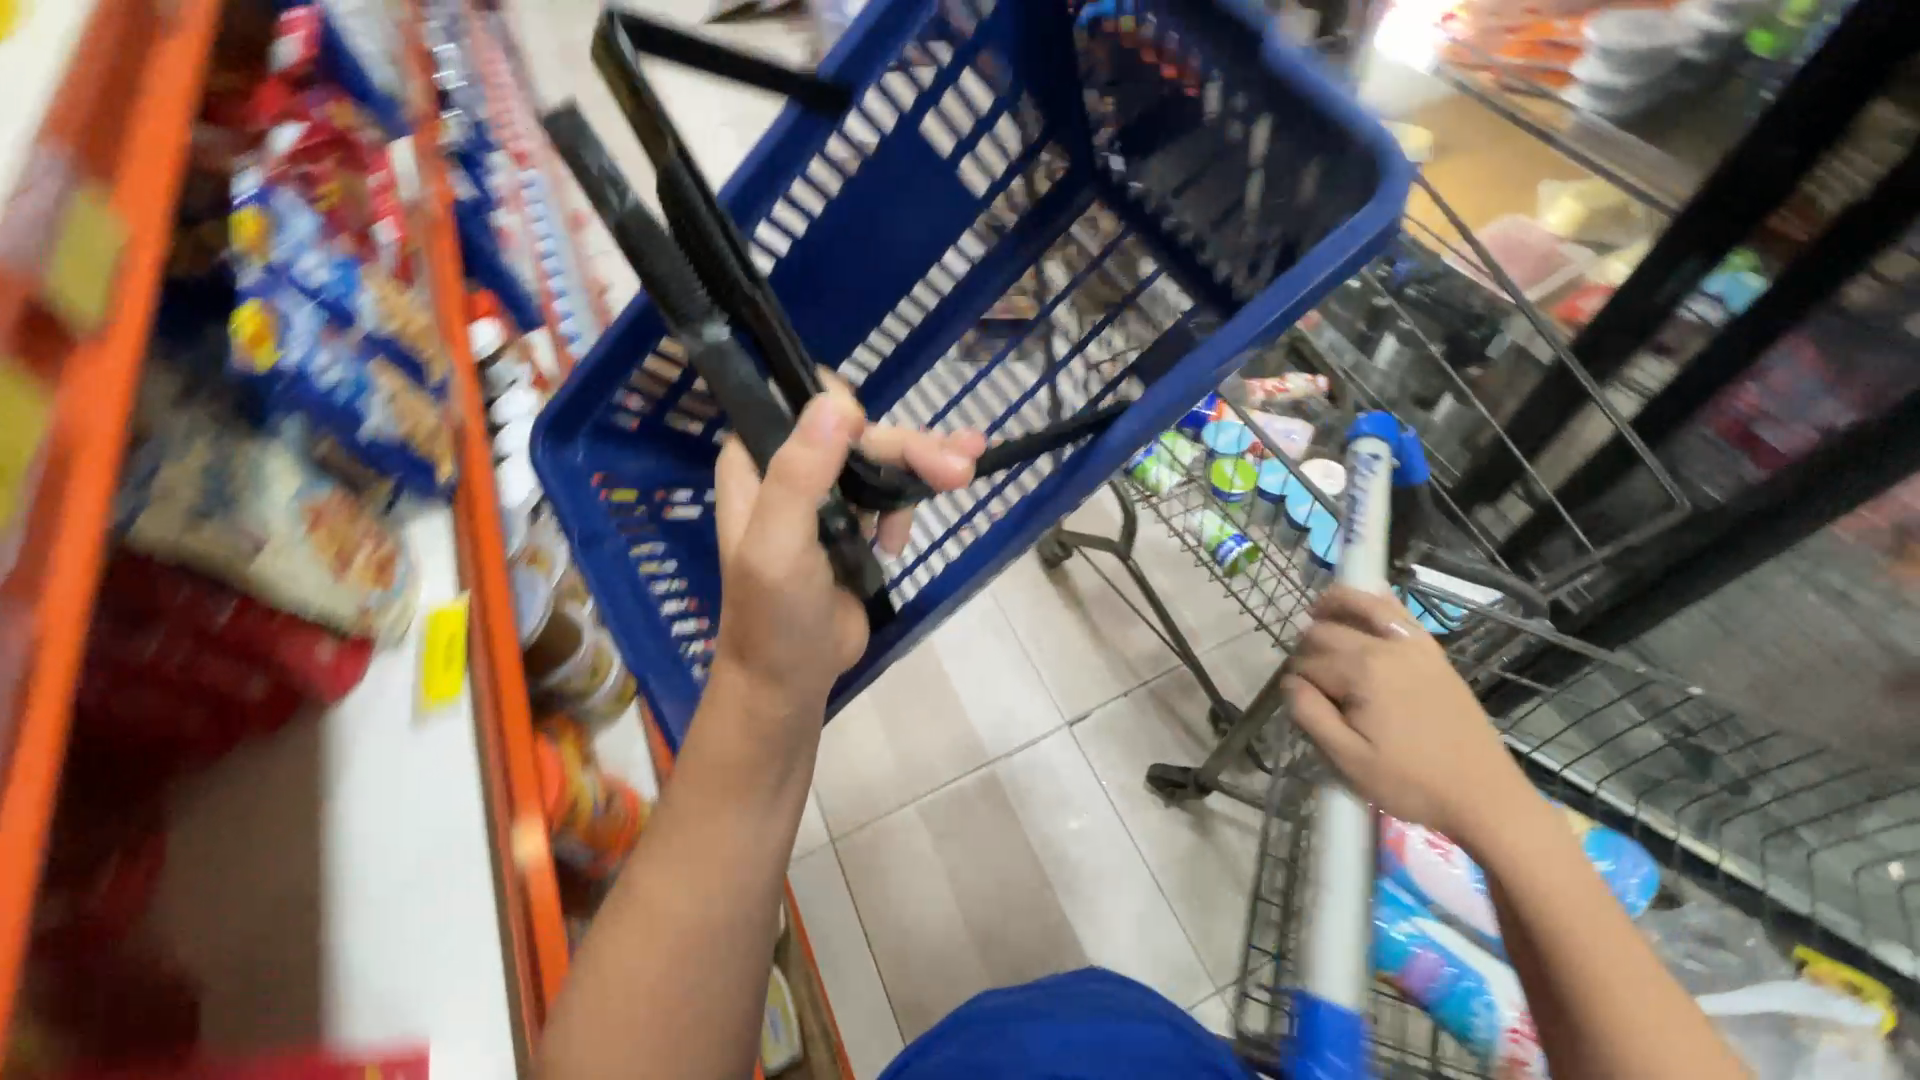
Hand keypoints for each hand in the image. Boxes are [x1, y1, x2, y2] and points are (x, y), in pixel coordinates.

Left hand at [711, 385, 984, 724]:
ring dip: (925, 467)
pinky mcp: (857, 524)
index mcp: (756, 463)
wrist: (791, 678)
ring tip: (965, 476)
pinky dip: (914, 499)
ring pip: (883, 459)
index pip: (801, 405)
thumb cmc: (773, 615)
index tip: (871, 437)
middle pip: (858, 433)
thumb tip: (837, 401)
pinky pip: (893, 492)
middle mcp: (790, 468)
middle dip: (908, 447)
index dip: (843, 411)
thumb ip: (799, 475)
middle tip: (959, 470)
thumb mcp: (778, 546)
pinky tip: (902, 541)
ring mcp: (827, 496)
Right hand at [1282, 587, 1543, 847]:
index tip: (1301, 707)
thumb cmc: (1410, 782)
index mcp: (1363, 673)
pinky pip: (1400, 614)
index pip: (1308, 663)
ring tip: (1317, 610)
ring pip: (1365, 606)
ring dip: (1336, 604)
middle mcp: (1388, 648)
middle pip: (1328, 631)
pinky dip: (1379, 601)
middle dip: (1308, 648)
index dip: (1297, 683)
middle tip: (1309, 683)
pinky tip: (1368, 597)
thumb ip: (1309, 714)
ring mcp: (1416, 646)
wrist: (1484, 797)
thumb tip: (1289, 683)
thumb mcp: (1347, 759)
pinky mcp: (1434, 654)